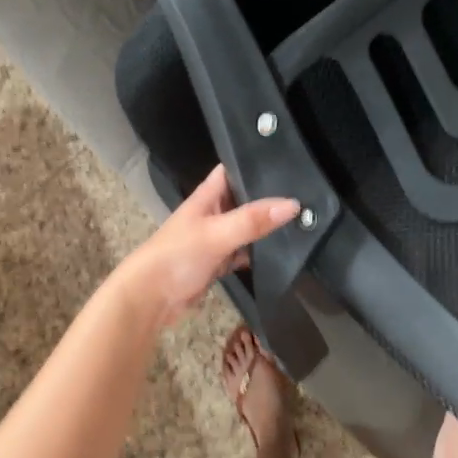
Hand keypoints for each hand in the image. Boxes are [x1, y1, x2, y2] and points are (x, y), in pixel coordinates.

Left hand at [111, 165, 299, 328]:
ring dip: (266, 225)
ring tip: (305, 217)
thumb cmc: (178, 255)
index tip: (287, 159)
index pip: (232, 169)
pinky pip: (245, 252)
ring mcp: (216, 238)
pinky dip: (259, 252)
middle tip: (307, 191)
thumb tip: (294, 204)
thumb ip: (252, 220)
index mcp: (207, 196)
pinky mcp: (219, 262)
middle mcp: (213, 213)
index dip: (254, 161)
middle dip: (269, 196)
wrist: (150, 298)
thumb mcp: (217, 233)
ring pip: (247, 226)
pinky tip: (283, 251)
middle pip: (244, 198)